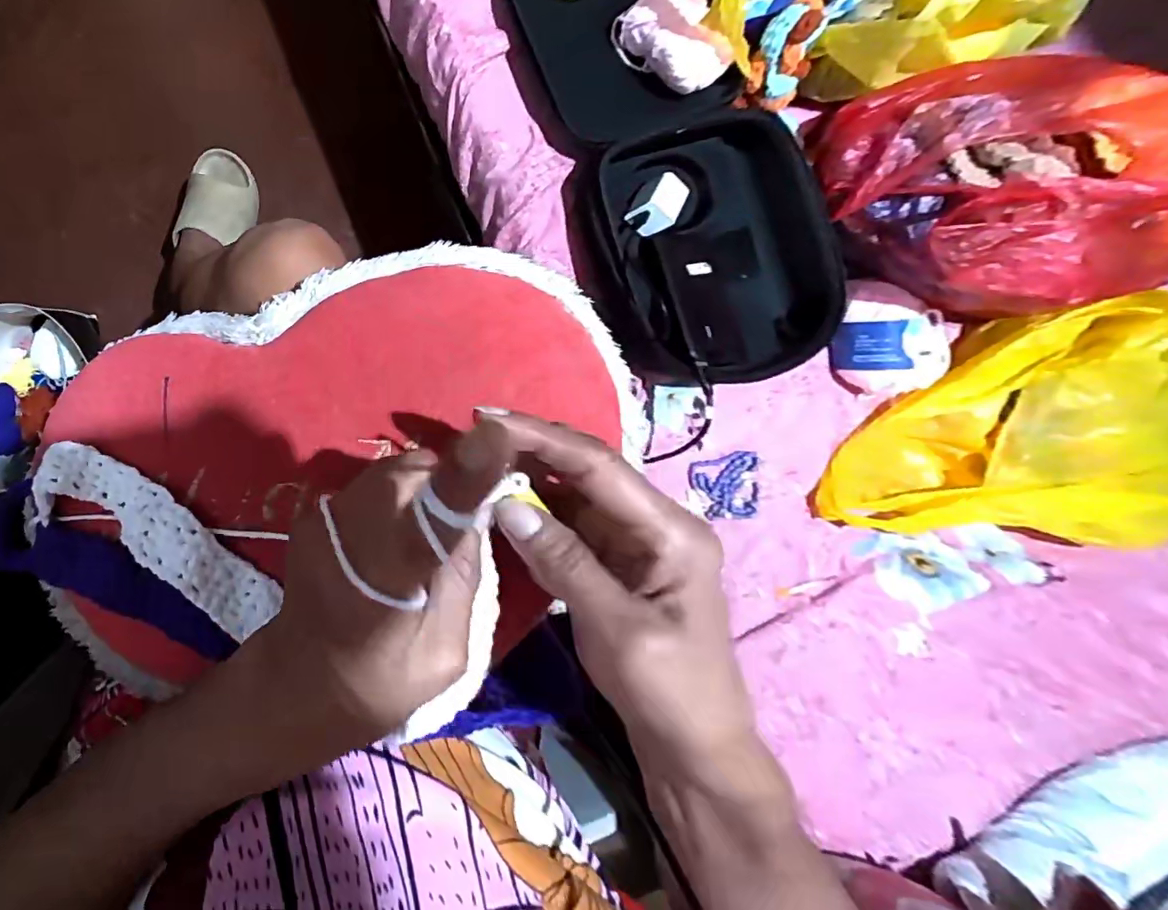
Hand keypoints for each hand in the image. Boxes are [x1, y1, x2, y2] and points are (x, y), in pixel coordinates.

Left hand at [226, 437, 506, 767]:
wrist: (300, 680)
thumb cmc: (383, 681)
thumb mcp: (446, 652)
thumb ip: (462, 577)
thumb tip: (477, 513)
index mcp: (390, 580)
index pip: (431, 517)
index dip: (465, 475)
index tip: (497, 435)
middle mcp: (351, 535)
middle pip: (413, 475)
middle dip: (445, 482)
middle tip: (459, 517)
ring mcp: (325, 518)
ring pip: (390, 470)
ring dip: (419, 484)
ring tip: (425, 525)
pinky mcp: (314, 512)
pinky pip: (369, 482)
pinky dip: (393, 493)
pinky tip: (393, 528)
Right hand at [468, 410, 759, 775]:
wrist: (693, 747)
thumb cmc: (669, 689)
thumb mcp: (617, 627)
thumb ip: (564, 561)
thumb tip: (506, 503)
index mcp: (669, 530)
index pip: (598, 466)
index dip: (543, 437)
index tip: (490, 419)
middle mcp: (651, 522)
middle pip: (585, 469)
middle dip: (531, 447)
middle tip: (474, 432)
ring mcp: (629, 540)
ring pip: (570, 492)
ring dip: (526, 476)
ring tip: (477, 460)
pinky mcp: (609, 560)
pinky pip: (564, 523)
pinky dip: (531, 511)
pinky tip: (498, 502)